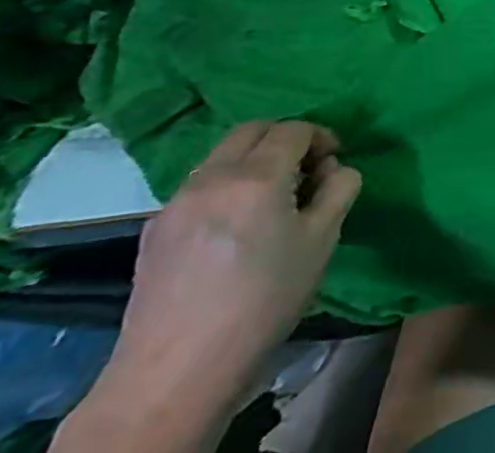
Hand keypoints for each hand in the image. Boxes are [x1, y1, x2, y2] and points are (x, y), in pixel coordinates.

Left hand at [55, 121, 361, 452]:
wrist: (179, 366)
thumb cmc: (266, 296)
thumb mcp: (324, 238)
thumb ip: (339, 189)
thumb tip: (333, 169)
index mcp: (256, 177)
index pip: (293, 129)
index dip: (321, 136)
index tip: (335, 161)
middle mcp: (210, 178)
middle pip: (251, 130)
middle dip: (285, 138)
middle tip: (307, 168)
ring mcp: (175, 203)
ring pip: (222, 156)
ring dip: (254, 161)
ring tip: (274, 199)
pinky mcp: (155, 229)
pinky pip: (201, 186)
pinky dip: (228, 186)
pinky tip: (238, 225)